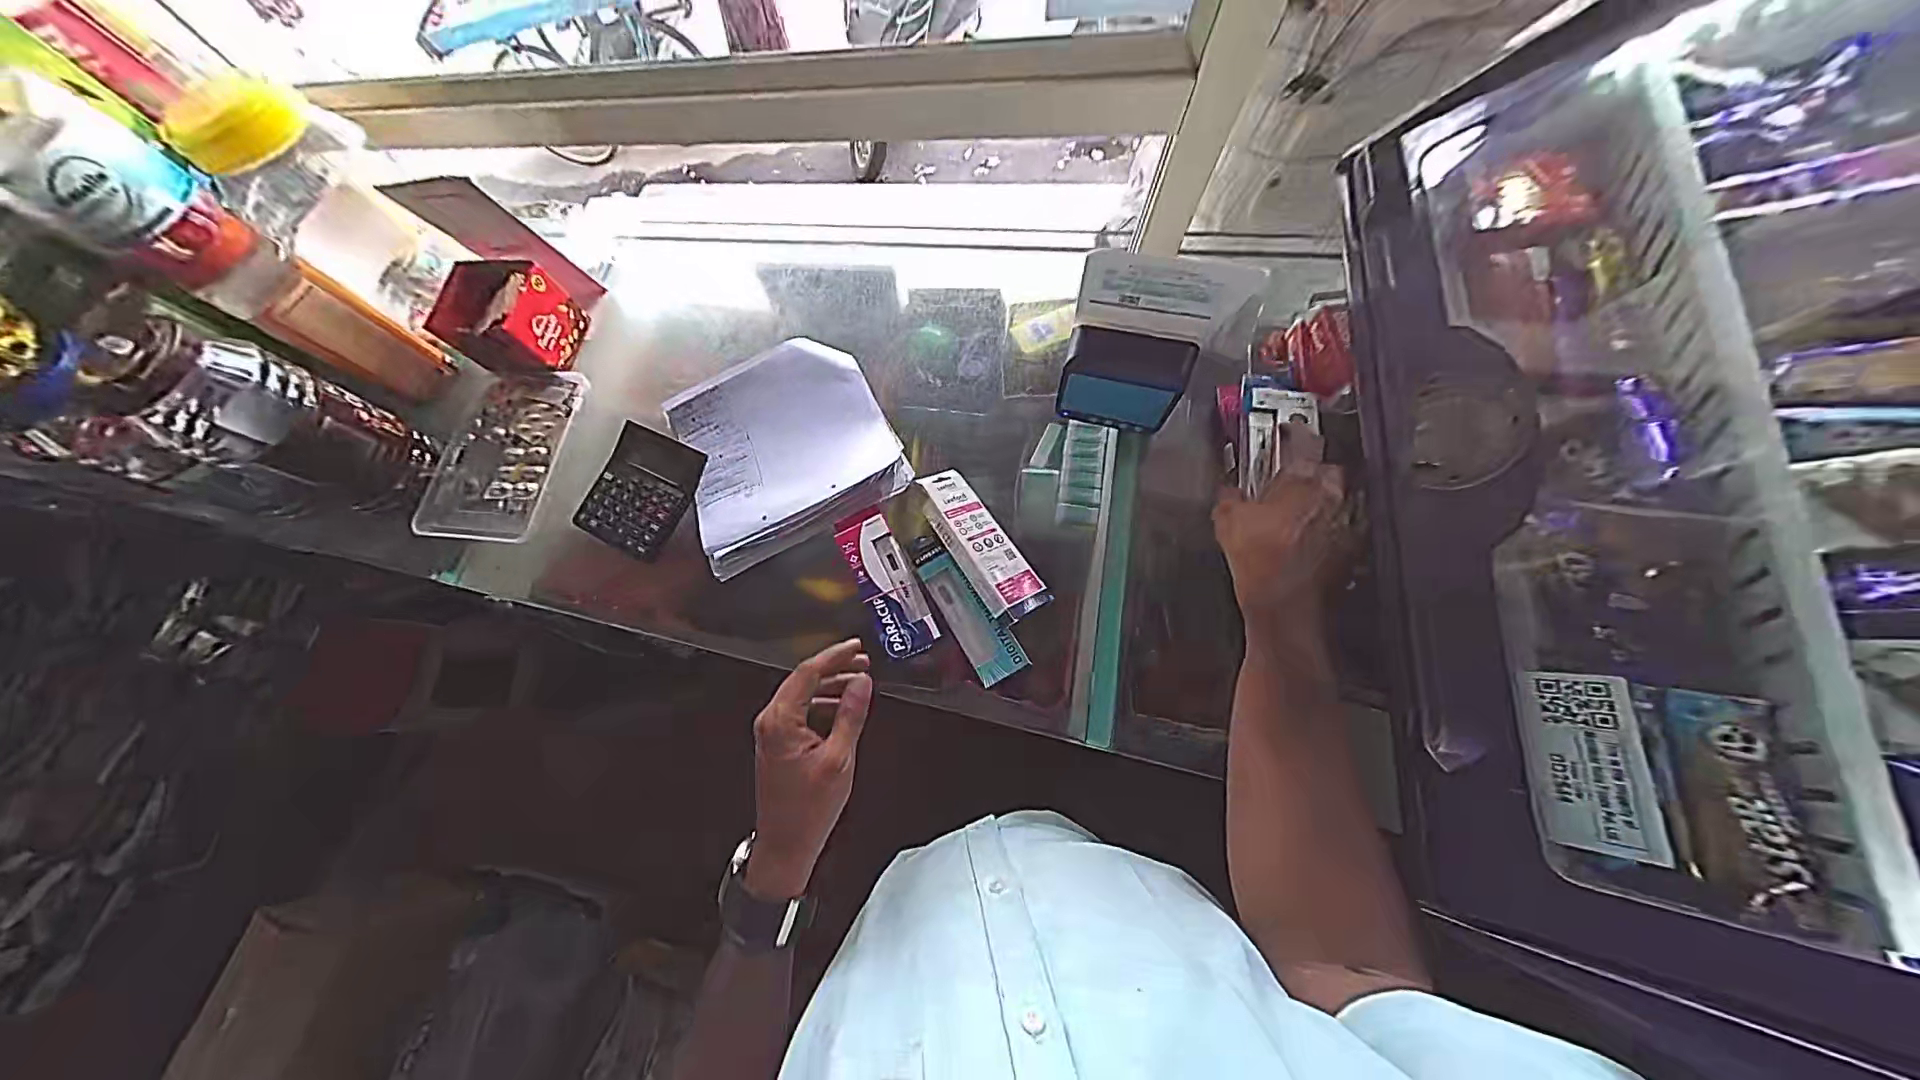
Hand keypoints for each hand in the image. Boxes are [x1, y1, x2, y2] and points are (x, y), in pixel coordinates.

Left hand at [747, 638, 872, 900]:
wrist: (786, 845)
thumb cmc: (807, 810)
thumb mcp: (839, 759)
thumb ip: (851, 715)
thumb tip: (861, 684)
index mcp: (780, 722)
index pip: (808, 673)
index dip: (835, 656)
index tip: (856, 647)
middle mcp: (771, 722)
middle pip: (804, 680)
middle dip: (836, 669)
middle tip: (863, 663)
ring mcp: (773, 732)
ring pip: (804, 694)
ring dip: (832, 686)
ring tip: (859, 684)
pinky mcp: (779, 742)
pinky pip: (802, 711)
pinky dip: (824, 704)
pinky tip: (845, 708)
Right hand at [1213, 421, 1352, 622]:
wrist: (1285, 605)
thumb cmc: (1260, 564)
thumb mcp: (1226, 521)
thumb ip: (1229, 495)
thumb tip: (1229, 489)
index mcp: (1302, 479)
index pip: (1303, 439)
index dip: (1292, 432)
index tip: (1285, 431)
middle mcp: (1332, 493)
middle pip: (1325, 467)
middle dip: (1307, 471)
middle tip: (1284, 481)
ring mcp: (1347, 518)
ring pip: (1336, 495)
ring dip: (1318, 498)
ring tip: (1293, 512)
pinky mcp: (1353, 543)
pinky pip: (1342, 521)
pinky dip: (1327, 523)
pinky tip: (1306, 536)